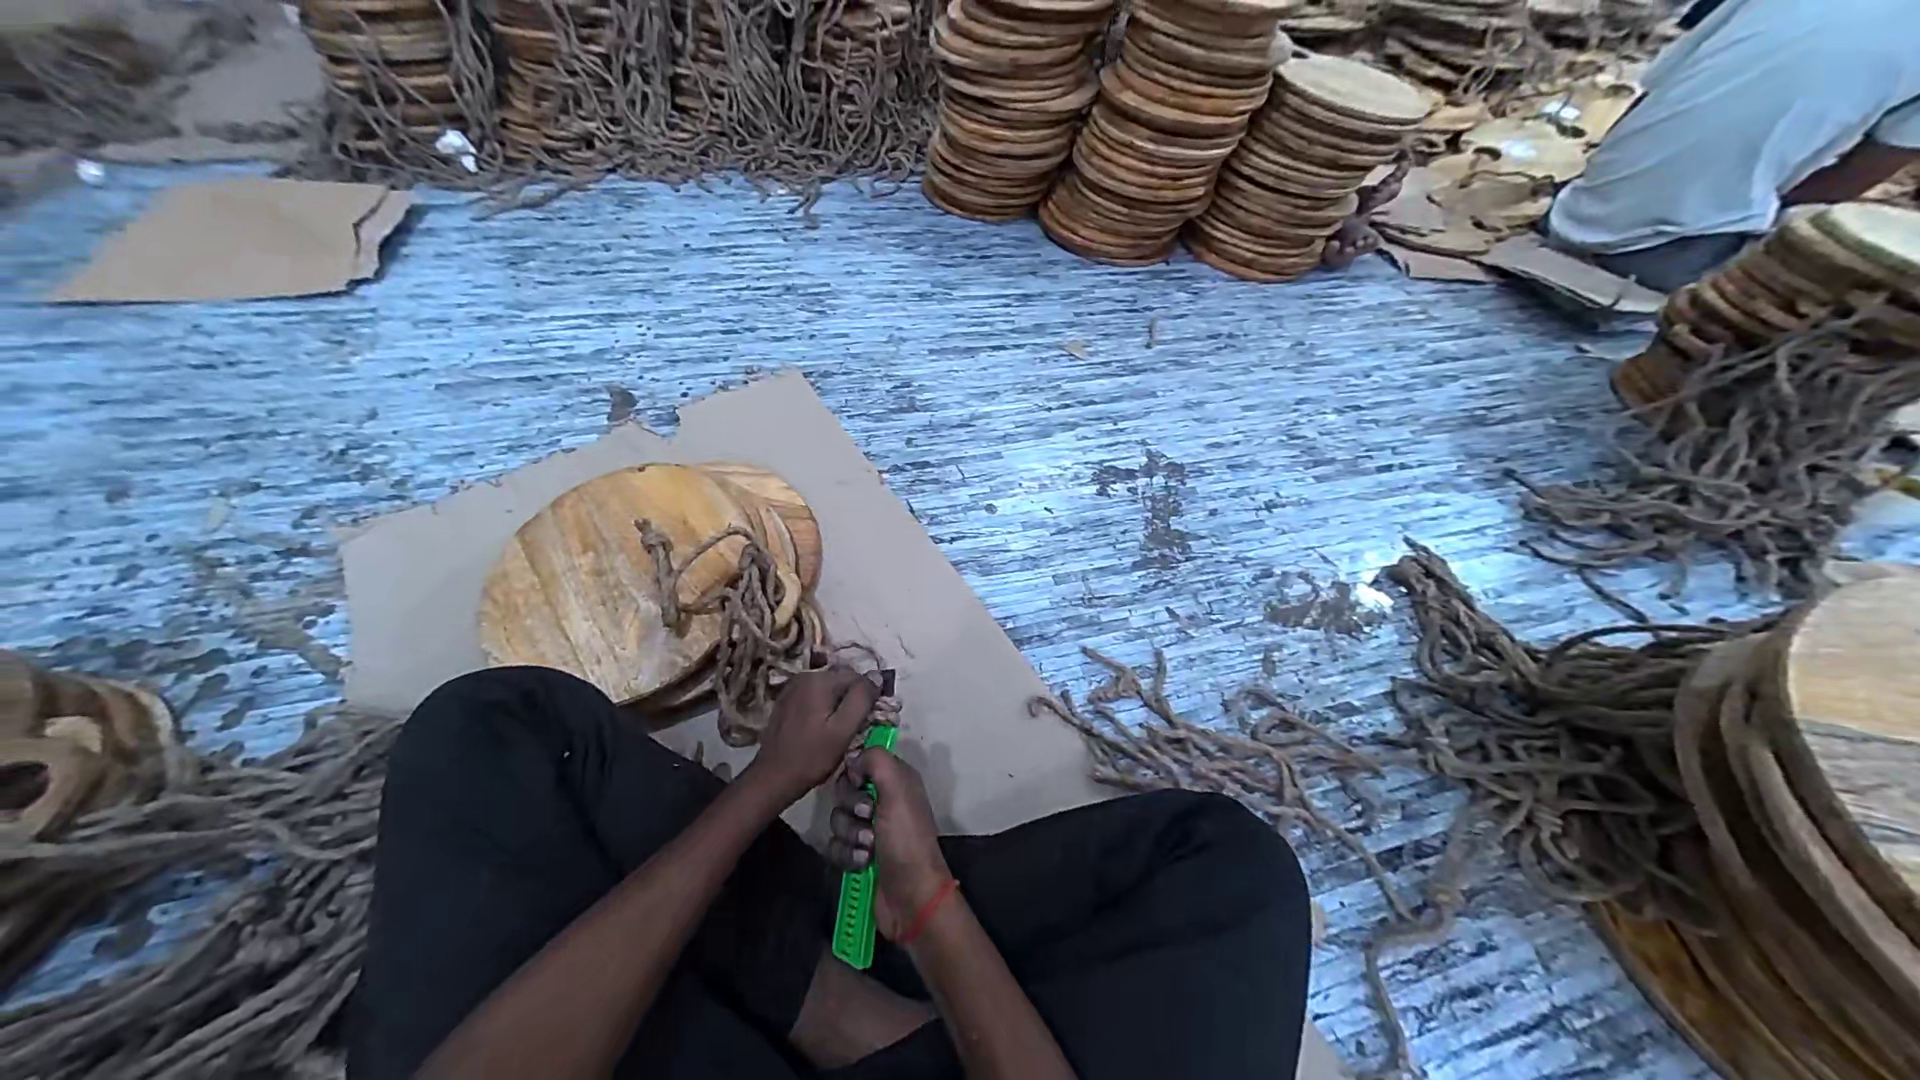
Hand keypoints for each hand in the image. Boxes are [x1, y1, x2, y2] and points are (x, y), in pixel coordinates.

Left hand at [749, 667, 881, 806]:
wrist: (773, 777)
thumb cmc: (812, 756)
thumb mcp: (844, 729)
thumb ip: (862, 699)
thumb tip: (877, 675)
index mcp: (819, 680)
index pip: (857, 677)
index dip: (867, 698)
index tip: (868, 721)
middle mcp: (804, 676)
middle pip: (842, 681)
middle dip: (852, 701)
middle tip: (854, 728)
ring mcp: (792, 688)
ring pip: (829, 690)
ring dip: (838, 705)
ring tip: (837, 730)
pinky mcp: (786, 701)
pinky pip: (814, 697)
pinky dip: (823, 708)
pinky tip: (821, 729)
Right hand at [829, 748, 951, 940]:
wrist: (910, 895)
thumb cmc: (906, 838)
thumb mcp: (898, 789)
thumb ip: (876, 761)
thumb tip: (853, 758)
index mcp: (896, 781)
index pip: (862, 762)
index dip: (855, 772)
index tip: (859, 782)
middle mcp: (883, 801)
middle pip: (844, 790)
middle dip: (850, 806)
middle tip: (868, 817)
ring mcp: (869, 829)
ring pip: (837, 819)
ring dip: (850, 834)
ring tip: (869, 848)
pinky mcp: (857, 855)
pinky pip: (834, 845)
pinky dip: (846, 854)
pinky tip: (863, 863)